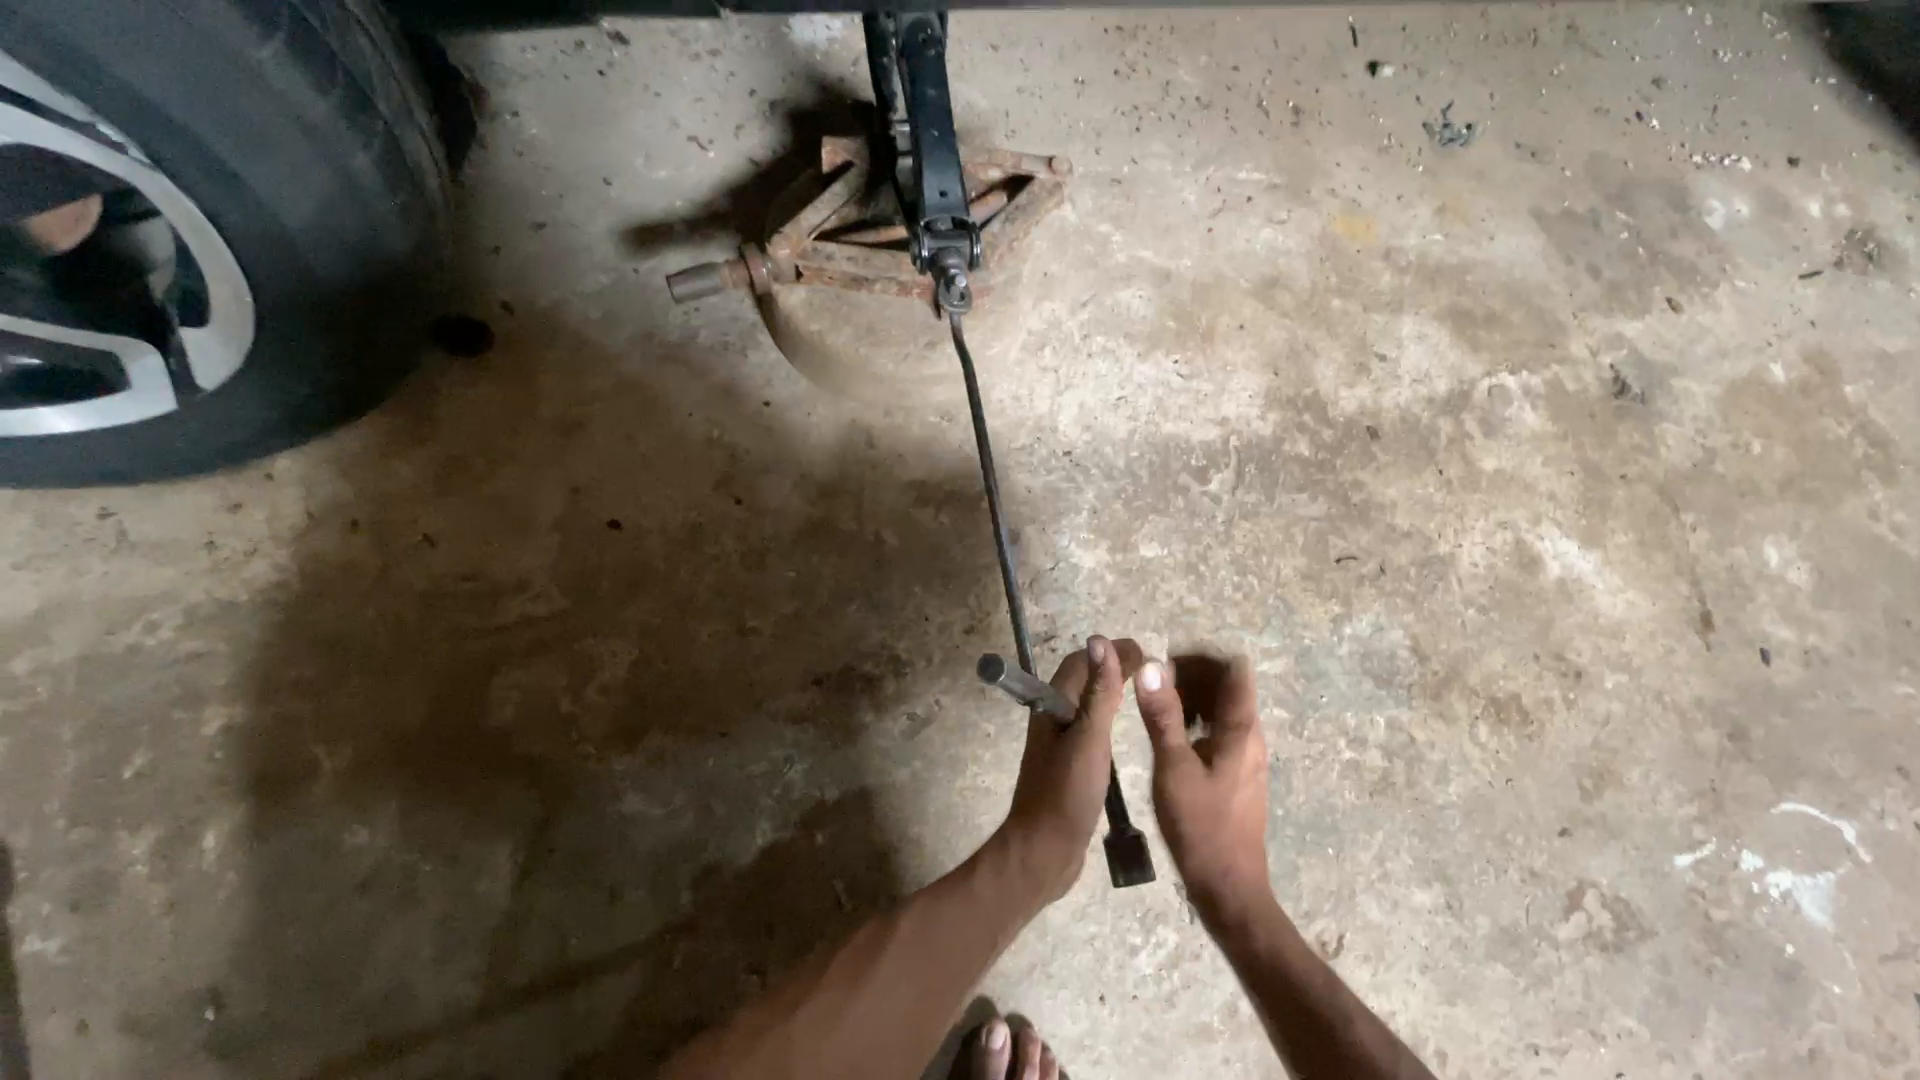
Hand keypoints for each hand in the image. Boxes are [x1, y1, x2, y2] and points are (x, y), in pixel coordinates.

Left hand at [994, 635, 1137, 904]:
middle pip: (1081, 681)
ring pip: (1085, 705)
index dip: (1109, 651)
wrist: (1044, 850)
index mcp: (1051, 707)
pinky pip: (1088, 730)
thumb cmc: (1066, 793)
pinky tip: (1122, 731)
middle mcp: (1051, 720)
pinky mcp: (1068, 767)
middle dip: (1111, 667)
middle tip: (1150, 667)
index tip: (1145, 650)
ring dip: (1110, 691)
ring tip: (1142, 691)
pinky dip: (1107, 718)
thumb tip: (1100, 640)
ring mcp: (1058, 744)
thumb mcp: (1088, 739)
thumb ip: (1098, 692)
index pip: (1079, 663)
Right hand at [1134, 653, 1271, 926]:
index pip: (1233, 668)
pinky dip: (1195, 722)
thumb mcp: (1173, 767)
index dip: (1200, 656)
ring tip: (1153, 705)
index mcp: (1242, 729)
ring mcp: (1246, 757)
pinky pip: (1218, 731)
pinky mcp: (1236, 774)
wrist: (1227, 887)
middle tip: (1150, 682)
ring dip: (1191, 698)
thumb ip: (1163, 715)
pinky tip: (1169, 737)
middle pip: (1228, 686)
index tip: (1164, 660)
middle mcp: (1250, 736)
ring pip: (1222, 709)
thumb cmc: (1200, 826)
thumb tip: (1151, 666)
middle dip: (1191, 674)